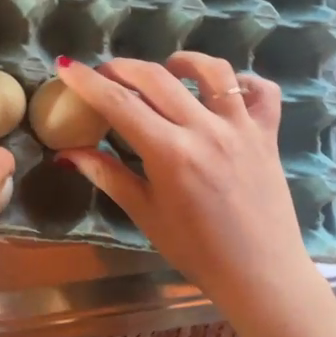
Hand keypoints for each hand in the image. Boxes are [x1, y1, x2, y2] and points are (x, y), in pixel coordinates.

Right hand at [55, 54, 314, 296]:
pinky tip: (223, 92)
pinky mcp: (268, 134)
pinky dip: (242, 82)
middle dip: (124, 67)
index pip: (119, 104)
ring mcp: (241, 128)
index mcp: (169, 153)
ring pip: (213, 71)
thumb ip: (107, 174)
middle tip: (106, 73)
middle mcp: (205, 130)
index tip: (67, 65)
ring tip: (167, 70)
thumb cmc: (195, 250)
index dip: (88, 81)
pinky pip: (262, 91)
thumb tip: (67, 153)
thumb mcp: (145, 213)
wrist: (260, 275)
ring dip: (183, 61)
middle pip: (157, 77)